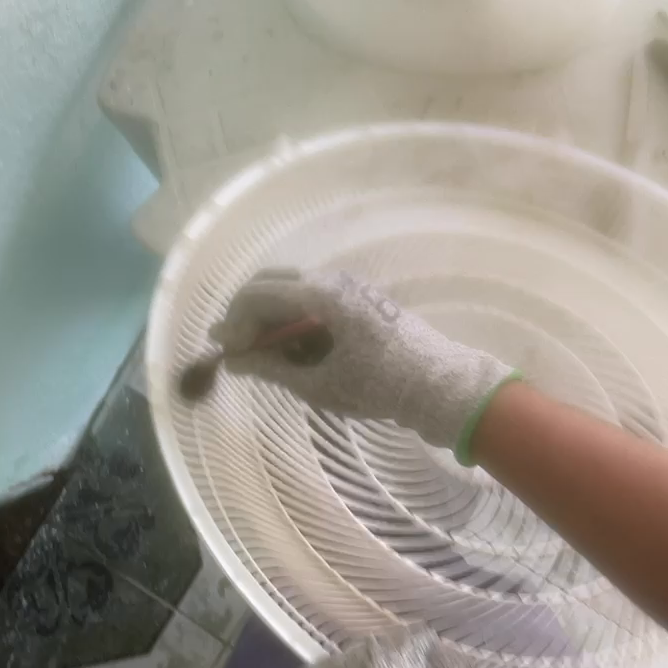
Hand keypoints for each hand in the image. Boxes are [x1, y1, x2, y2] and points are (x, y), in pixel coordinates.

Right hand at [210, 269, 517, 459]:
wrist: (440, 386)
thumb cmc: (378, 387)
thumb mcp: (317, 384)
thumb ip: (270, 369)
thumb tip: (232, 362)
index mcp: (320, 295)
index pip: (257, 294)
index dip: (234, 324)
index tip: (227, 355)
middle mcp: (331, 280)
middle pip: (271, 283)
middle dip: (248, 314)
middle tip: (237, 348)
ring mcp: (347, 286)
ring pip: (291, 290)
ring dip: (271, 318)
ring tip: (266, 356)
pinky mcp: (359, 299)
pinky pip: (314, 300)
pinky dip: (294, 320)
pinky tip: (295, 351)